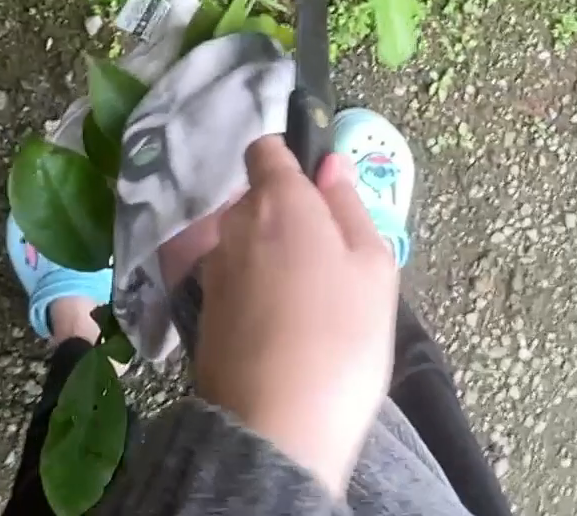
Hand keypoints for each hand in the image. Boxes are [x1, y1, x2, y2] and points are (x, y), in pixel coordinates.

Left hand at [194, 135, 398, 495]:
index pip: (266, 148)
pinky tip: (280, 326)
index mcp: (278, 200)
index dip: (291, 158)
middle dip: (289, 214)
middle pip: (259, 197)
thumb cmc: (340, 336)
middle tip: (329, 260)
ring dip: (271, 253)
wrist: (273, 427)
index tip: (318, 189)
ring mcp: (213, 266)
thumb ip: (349, 205)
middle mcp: (235, 222)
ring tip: (307, 301)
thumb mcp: (373, 267)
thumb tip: (330, 165)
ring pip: (247, 239)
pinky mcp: (203, 308)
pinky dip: (254, 287)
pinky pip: (235, 277)